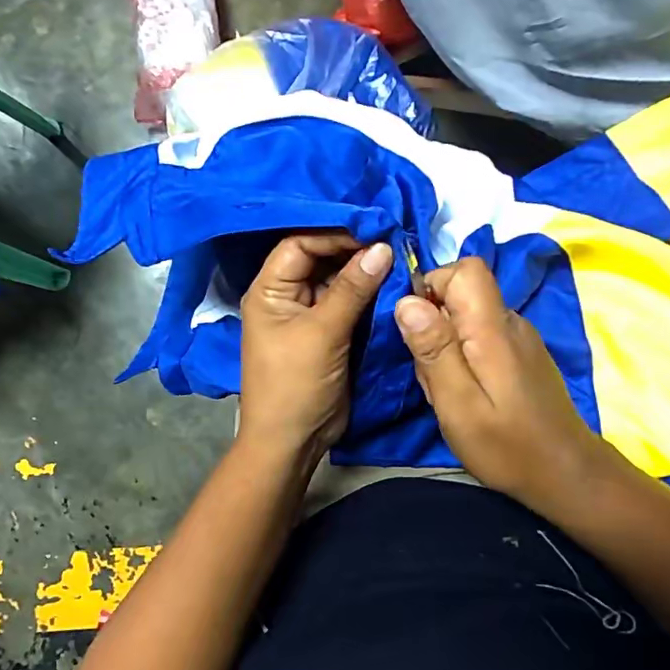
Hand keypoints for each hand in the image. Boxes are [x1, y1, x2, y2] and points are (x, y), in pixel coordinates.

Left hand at [238, 232, 391, 464]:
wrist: (293, 440)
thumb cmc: (295, 384)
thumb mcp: (323, 333)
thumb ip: (352, 289)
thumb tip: (382, 247)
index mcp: (269, 290)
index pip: (300, 244)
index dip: (334, 234)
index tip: (374, 229)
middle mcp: (286, 297)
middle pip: (320, 259)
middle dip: (354, 249)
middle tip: (394, 239)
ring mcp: (308, 315)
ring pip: (338, 281)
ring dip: (365, 271)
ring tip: (400, 256)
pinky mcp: (328, 333)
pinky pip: (349, 304)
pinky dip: (369, 294)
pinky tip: (394, 283)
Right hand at [393, 257, 617, 511]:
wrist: (568, 477)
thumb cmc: (507, 446)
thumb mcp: (458, 403)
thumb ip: (433, 349)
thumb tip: (407, 301)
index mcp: (493, 328)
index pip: (465, 269)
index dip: (433, 284)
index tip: (414, 325)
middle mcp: (511, 323)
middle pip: (464, 291)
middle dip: (432, 321)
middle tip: (428, 370)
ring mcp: (520, 339)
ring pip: (468, 316)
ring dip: (444, 342)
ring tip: (444, 387)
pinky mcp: (521, 357)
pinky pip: (481, 336)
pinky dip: (462, 355)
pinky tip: (464, 392)